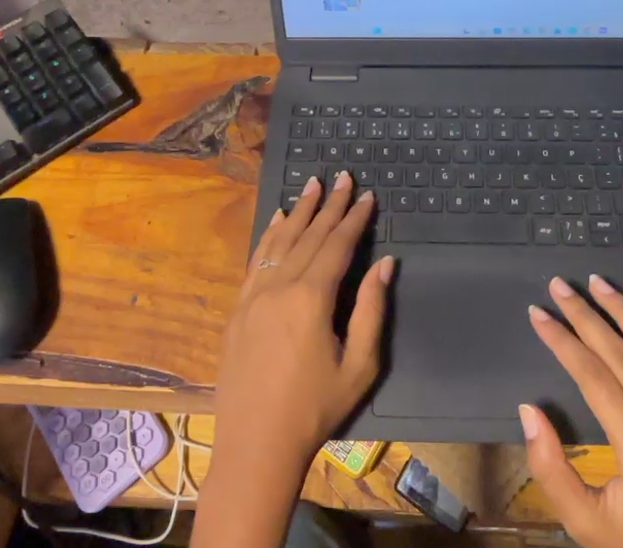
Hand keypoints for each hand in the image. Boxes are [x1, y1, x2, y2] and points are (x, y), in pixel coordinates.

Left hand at [213, 171, 393, 466]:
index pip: (337, 246)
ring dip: (299, 211)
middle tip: (343, 177)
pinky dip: (270, 235)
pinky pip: (256, 260)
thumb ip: (372, 310)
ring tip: (312, 185)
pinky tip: (278, 220)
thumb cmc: (314, 409)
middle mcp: (279, 287)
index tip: (367, 195)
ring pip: (280, 241)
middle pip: (309, 236)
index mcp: (311, 299)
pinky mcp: (238, 309)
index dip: (354, 219)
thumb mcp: (359, 365)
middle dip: (329, 205)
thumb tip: (384, 263)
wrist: (255, 445)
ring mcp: (253, 296)